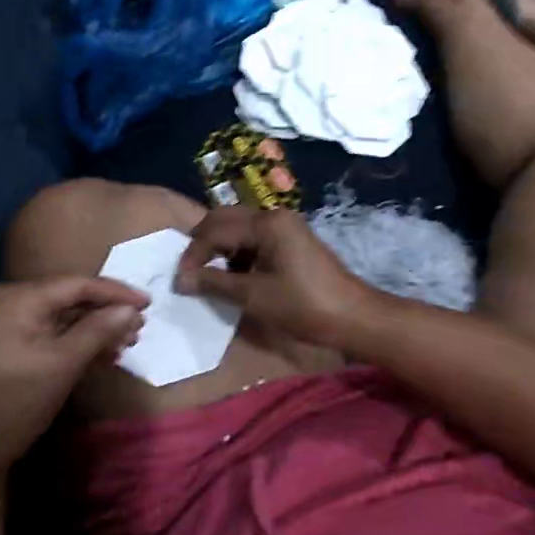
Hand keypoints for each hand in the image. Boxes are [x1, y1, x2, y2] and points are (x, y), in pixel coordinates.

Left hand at [0, 277, 149, 483]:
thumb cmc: (18, 399)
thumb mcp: (63, 363)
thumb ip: (98, 331)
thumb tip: (131, 310)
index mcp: (19, 297)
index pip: (76, 284)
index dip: (114, 293)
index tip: (147, 304)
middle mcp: (14, 301)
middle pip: (71, 298)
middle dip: (106, 314)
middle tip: (139, 330)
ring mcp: (12, 323)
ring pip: (65, 317)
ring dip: (96, 330)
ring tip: (127, 344)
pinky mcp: (15, 344)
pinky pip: (54, 333)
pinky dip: (79, 342)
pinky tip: (104, 355)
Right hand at [173, 207, 375, 349]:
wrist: (354, 318)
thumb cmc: (303, 305)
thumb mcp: (254, 296)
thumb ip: (214, 283)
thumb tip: (181, 280)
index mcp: (266, 224)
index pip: (215, 230)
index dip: (193, 255)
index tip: (180, 280)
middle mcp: (274, 216)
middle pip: (225, 219)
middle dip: (202, 244)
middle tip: (188, 271)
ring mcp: (285, 227)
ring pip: (239, 228)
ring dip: (219, 248)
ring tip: (207, 275)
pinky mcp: (291, 241)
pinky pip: (254, 238)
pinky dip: (237, 253)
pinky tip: (233, 275)